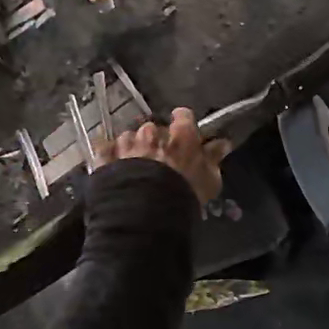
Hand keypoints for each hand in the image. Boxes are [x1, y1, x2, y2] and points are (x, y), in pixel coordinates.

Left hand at [104, 107, 230, 201]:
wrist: (146, 213)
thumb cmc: (185, 194)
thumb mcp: (210, 180)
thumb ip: (214, 158)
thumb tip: (222, 144)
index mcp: (180, 135)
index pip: (183, 115)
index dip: (184, 124)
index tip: (185, 134)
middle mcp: (152, 133)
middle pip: (154, 127)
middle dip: (157, 139)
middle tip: (161, 158)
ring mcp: (126, 144)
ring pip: (129, 137)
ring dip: (133, 147)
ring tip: (136, 167)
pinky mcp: (106, 157)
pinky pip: (106, 149)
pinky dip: (111, 155)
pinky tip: (115, 167)